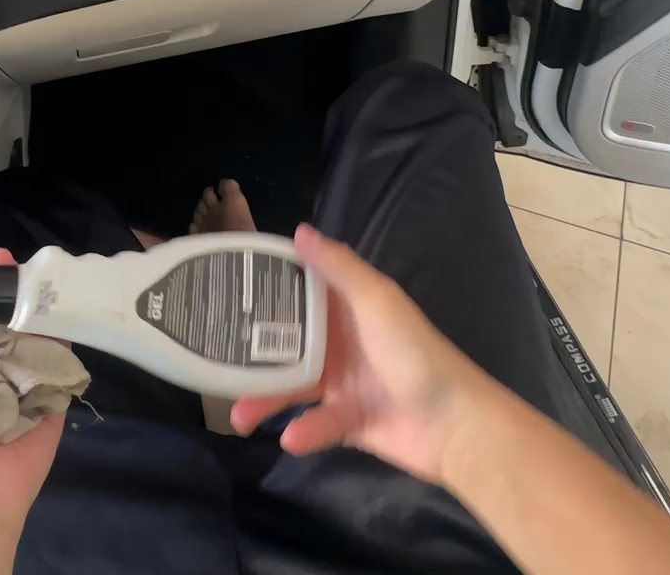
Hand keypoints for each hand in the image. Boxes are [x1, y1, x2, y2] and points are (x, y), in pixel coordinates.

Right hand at [230, 224, 503, 484]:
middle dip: (251, 353)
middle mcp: (339, 340)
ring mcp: (342, 382)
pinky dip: (305, 432)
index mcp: (347, 305)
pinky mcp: (347, 421)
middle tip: (215, 360)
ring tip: (238, 418)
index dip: (266, 287)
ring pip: (292, 387)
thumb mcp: (375, 299)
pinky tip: (294, 438)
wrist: (454, 423)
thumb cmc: (412, 351)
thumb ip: (337, 266)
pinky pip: (316, 424)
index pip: (299, 288)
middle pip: (285, 341)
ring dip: (265, 401)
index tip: (226, 286)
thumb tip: (298, 230)